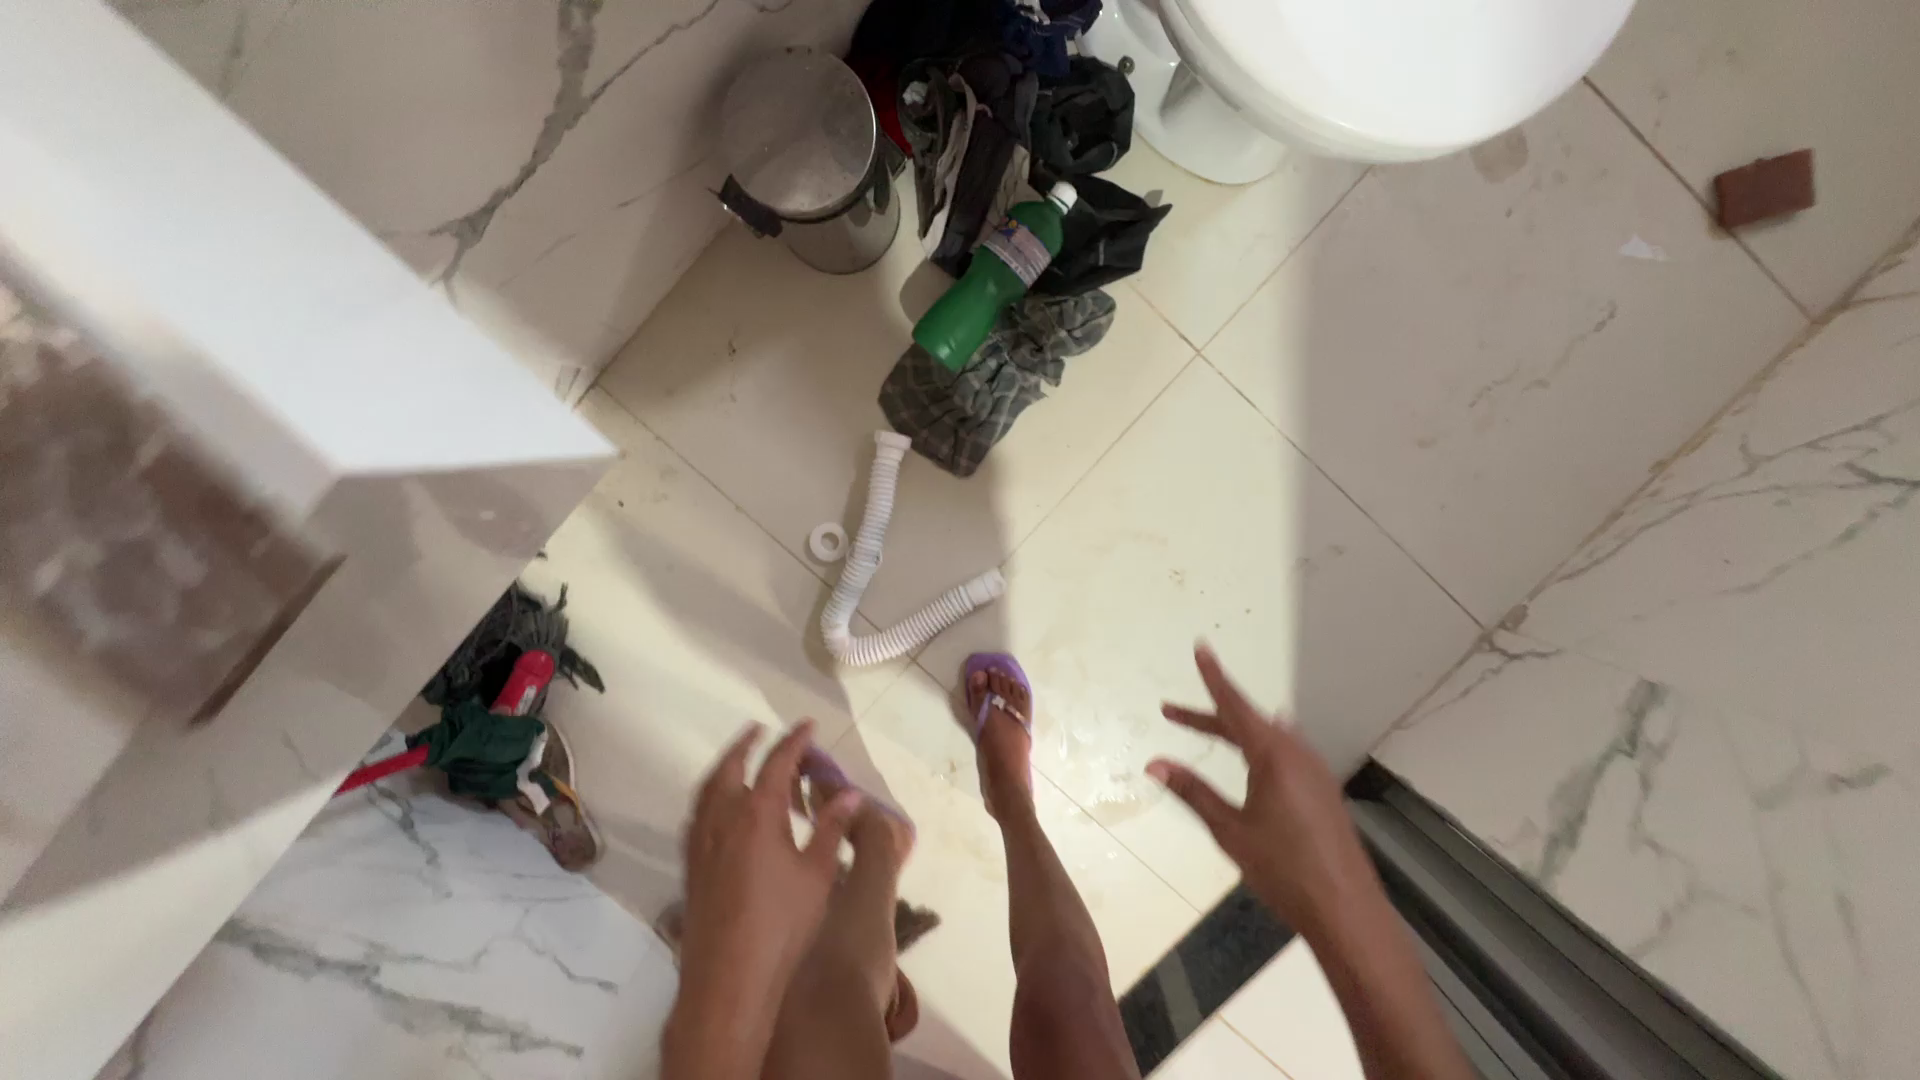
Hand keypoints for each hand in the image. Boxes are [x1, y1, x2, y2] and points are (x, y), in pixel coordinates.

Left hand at [678, 720, 861, 1007]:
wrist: (729, 978)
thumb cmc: (782, 924)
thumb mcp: (818, 874)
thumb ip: (831, 829)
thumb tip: (848, 795)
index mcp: (758, 813)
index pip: (777, 763)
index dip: (794, 741)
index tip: (808, 725)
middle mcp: (723, 818)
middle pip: (731, 767)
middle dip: (747, 743)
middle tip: (761, 730)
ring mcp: (701, 843)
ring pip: (708, 789)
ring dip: (725, 766)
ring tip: (739, 760)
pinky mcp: (691, 866)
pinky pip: (698, 814)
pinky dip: (711, 795)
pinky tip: (720, 810)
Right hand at [1147, 646, 1374, 932]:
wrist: (1347, 912)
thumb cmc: (1284, 870)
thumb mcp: (1230, 830)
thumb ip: (1193, 792)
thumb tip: (1154, 764)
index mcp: (1273, 756)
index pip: (1235, 706)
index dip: (1214, 677)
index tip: (1200, 647)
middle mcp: (1297, 754)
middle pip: (1246, 722)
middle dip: (1208, 717)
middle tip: (1171, 713)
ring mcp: (1314, 773)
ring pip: (1266, 737)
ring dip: (1233, 732)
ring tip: (1205, 729)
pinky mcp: (1322, 791)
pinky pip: (1284, 752)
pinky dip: (1256, 746)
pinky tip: (1253, 756)